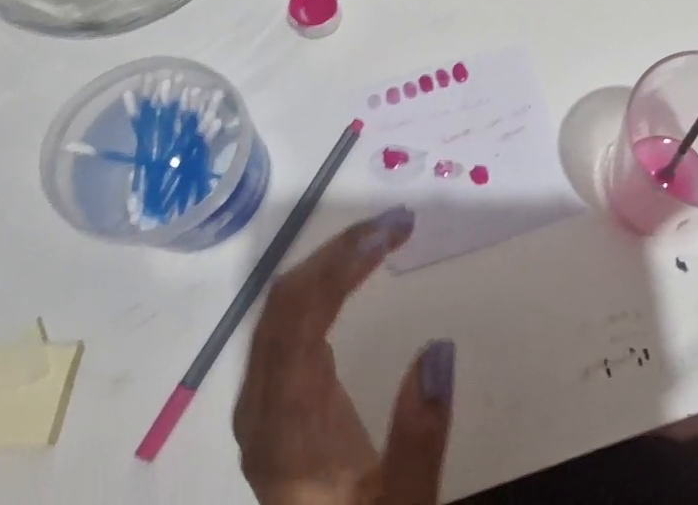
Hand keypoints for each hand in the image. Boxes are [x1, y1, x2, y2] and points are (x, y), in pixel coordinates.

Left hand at [234, 206, 455, 504]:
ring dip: (330, 262)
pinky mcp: (275, 401)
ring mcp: (261, 403)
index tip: (393, 230)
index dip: (342, 264)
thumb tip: (440, 347)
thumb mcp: (400, 504)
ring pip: (281, 309)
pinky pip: (288, 325)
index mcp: (283, 428)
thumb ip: (419, 438)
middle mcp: (258, 407)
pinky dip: (324, 287)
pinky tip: (356, 275)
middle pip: (284, 303)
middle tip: (399, 221)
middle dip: (339, 250)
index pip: (299, 320)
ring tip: (385, 235)